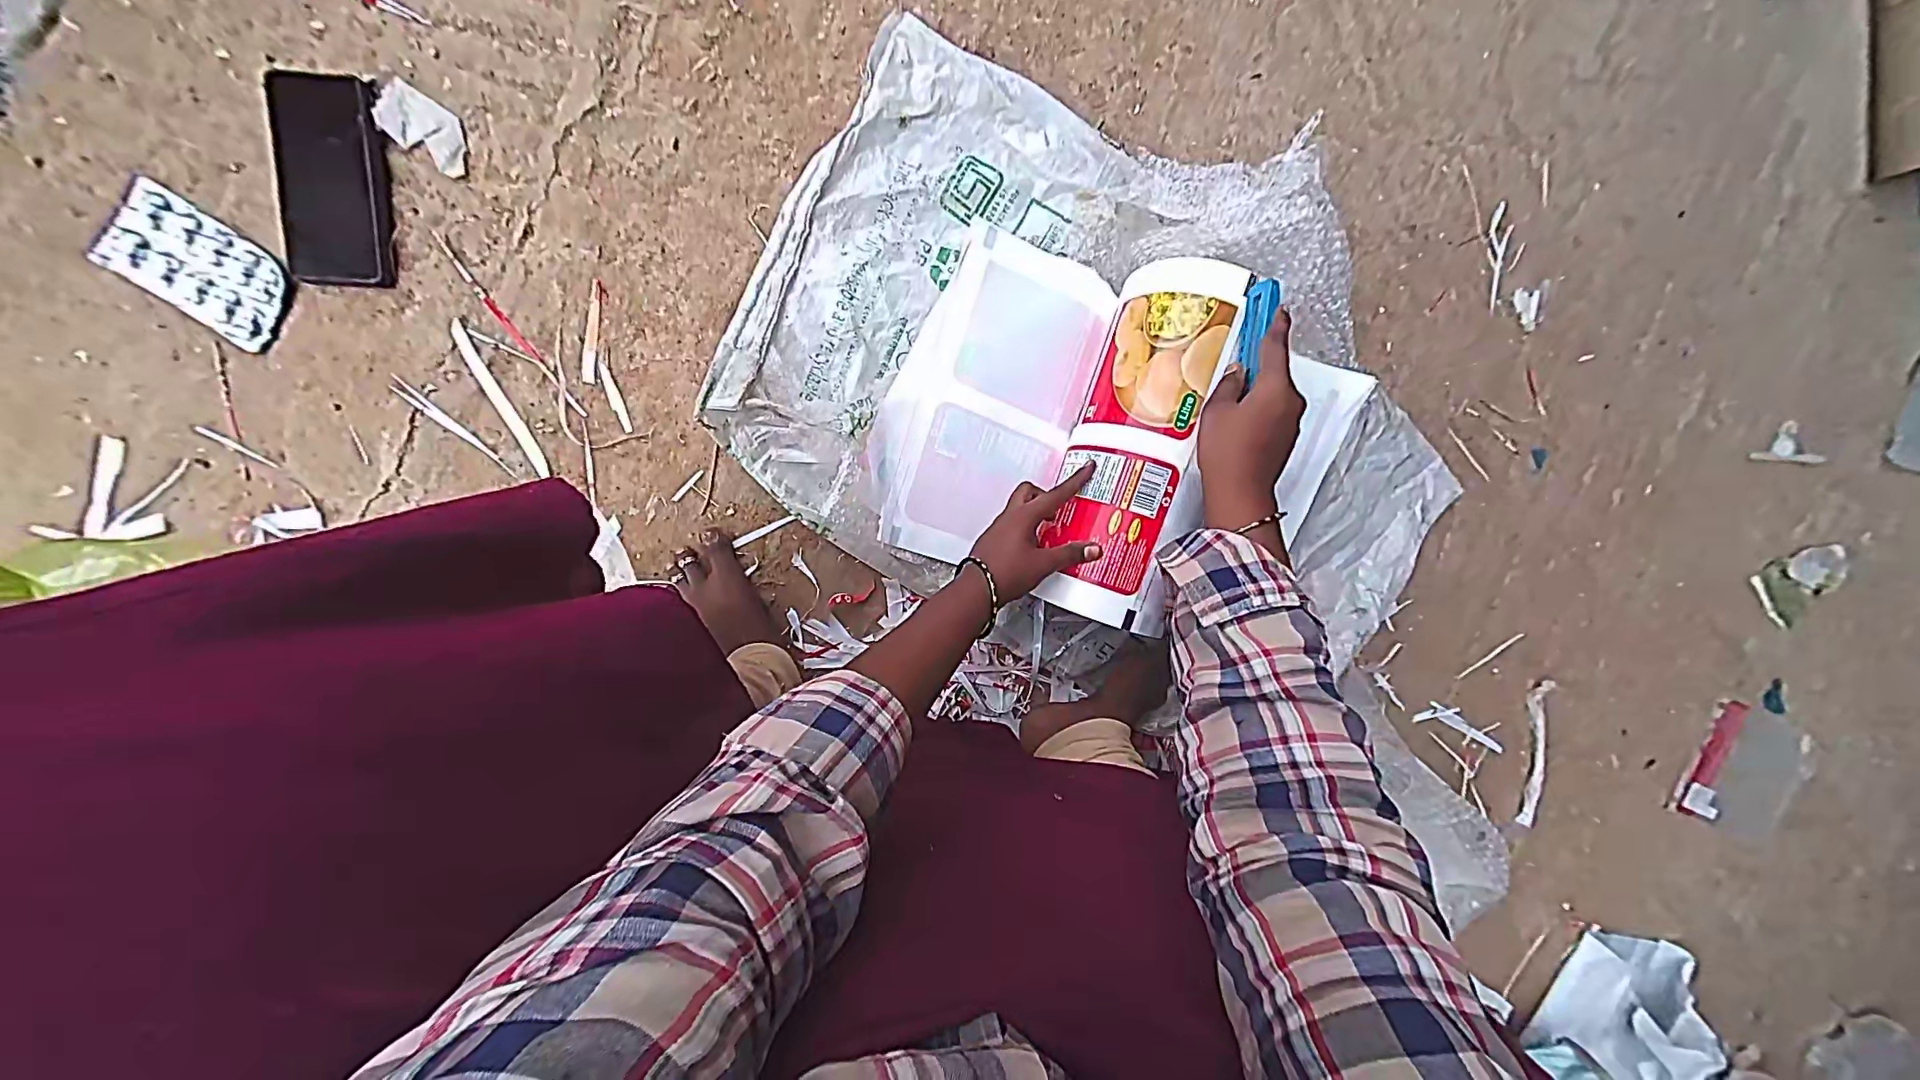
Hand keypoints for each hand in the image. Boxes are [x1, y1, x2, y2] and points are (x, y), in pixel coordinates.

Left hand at [968, 462, 1102, 600]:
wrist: (977, 590)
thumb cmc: (1003, 573)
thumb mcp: (1044, 564)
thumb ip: (1069, 554)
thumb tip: (1090, 549)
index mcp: (1023, 517)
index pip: (1055, 494)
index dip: (1074, 481)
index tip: (1085, 469)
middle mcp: (1009, 518)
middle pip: (1030, 492)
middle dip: (1047, 495)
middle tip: (1061, 506)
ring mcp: (999, 528)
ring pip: (1020, 508)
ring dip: (1036, 513)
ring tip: (1050, 529)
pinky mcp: (994, 540)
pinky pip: (1012, 524)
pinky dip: (1026, 528)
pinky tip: (1033, 545)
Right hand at [1197, 309, 1306, 530]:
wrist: (1240, 493)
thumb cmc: (1228, 453)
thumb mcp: (1216, 411)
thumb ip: (1228, 385)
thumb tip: (1236, 372)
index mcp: (1276, 388)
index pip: (1275, 347)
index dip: (1274, 324)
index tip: (1276, 307)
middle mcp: (1291, 401)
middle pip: (1274, 372)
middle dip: (1257, 362)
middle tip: (1239, 350)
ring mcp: (1291, 421)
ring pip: (1273, 393)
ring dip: (1255, 388)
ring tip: (1228, 392)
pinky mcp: (1285, 437)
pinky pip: (1272, 411)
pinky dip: (1257, 407)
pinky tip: (1235, 415)